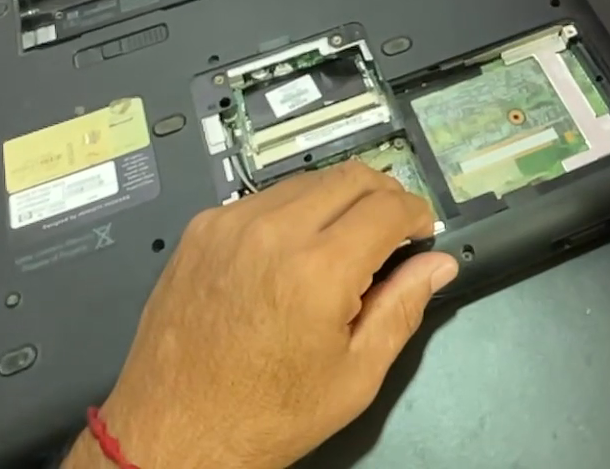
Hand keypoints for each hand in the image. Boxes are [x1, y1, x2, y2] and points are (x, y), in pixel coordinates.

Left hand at [68, 162, 457, 468]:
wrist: (169, 434)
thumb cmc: (269, 415)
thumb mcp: (353, 377)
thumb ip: (403, 308)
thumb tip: (440, 263)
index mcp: (318, 269)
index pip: (387, 206)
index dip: (416, 212)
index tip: (422, 230)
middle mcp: (274, 229)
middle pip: (350, 176)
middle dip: (383, 194)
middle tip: (392, 229)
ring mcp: (231, 220)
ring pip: (307, 180)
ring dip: (338, 198)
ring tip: (343, 241)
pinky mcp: (203, 224)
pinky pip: (264, 197)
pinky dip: (292, 210)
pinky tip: (292, 249)